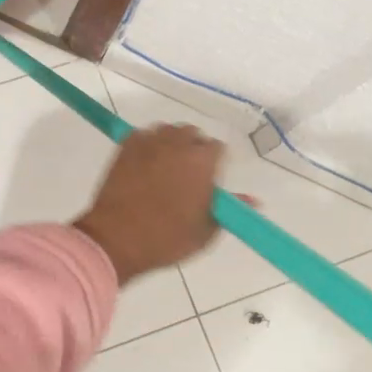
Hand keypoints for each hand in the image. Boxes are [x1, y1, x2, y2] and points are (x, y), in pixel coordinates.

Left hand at [74, 124, 224, 284]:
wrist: (116, 239)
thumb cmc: (166, 239)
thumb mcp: (206, 231)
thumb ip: (229, 209)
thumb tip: (254, 200)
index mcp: (202, 161)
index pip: (218, 148)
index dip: (214, 164)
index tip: (207, 181)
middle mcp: (177, 143)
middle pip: (192, 134)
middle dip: (193, 150)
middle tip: (186, 177)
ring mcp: (149, 142)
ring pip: (167, 131)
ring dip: (170, 144)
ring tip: (164, 169)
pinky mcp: (125, 147)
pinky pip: (142, 135)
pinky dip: (146, 145)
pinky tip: (143, 165)